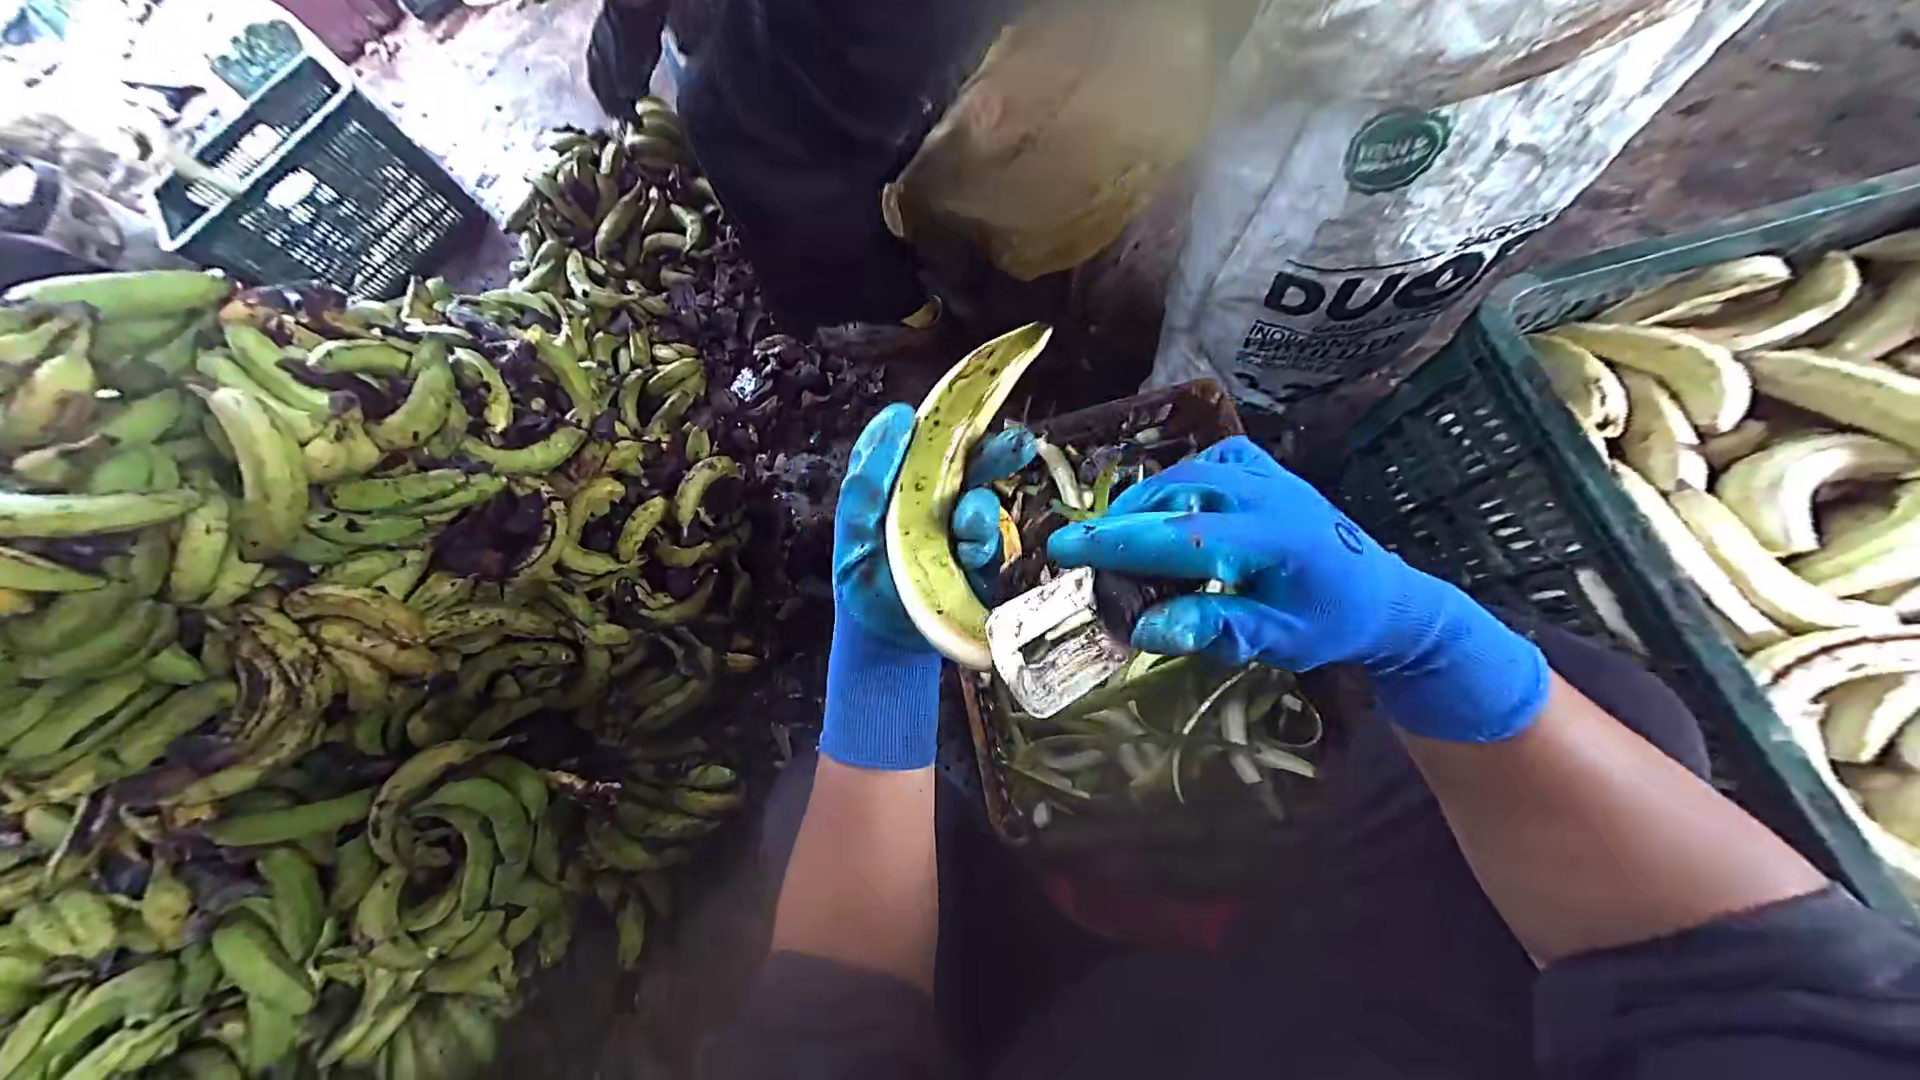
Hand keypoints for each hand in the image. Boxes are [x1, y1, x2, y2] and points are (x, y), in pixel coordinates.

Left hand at [824, 405, 1031, 767]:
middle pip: (977, 470)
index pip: (939, 446)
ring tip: (967, 521)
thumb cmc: (863, 576)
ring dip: (981, 510)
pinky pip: (993, 549)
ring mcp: (969, 536)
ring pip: (987, 508)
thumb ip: (867, 479)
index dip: (958, 423)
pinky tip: (969, 550)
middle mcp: (946, 504)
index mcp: (914, 487)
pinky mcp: (985, 569)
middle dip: (998, 455)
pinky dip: (983, 544)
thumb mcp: (852, 528)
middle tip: (1018, 445)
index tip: (974, 403)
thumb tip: (897, 416)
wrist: (882, 637)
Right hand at [1045, 437, 1548, 741]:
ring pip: (1178, 478)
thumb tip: (1143, 628)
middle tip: (1078, 555)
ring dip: (1137, 508)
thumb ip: (1214, 630)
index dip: (1116, 544)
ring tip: (1111, 542)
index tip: (1064, 550)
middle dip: (1116, 526)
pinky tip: (1159, 514)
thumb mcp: (1277, 641)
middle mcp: (1266, 492)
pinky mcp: (1257, 465)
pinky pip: (1197, 465)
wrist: (1381, 591)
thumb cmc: (1328, 622)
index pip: (1179, 537)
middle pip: (1170, 498)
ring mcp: (1262, 472)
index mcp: (1274, 538)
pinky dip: (1166, 488)